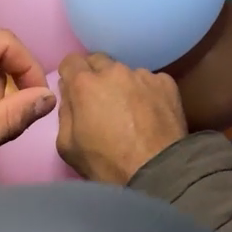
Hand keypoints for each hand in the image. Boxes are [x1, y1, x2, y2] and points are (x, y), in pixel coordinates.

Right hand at [56, 52, 188, 183]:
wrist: (157, 171)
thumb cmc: (106, 164)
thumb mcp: (68, 146)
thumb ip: (65, 111)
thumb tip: (69, 92)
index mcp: (86, 84)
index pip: (71, 60)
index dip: (70, 74)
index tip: (74, 89)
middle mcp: (115, 71)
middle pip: (99, 61)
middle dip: (95, 76)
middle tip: (100, 101)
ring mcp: (143, 75)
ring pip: (126, 72)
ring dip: (123, 85)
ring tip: (130, 111)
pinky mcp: (166, 82)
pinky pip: (150, 81)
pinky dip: (147, 93)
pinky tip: (150, 114)